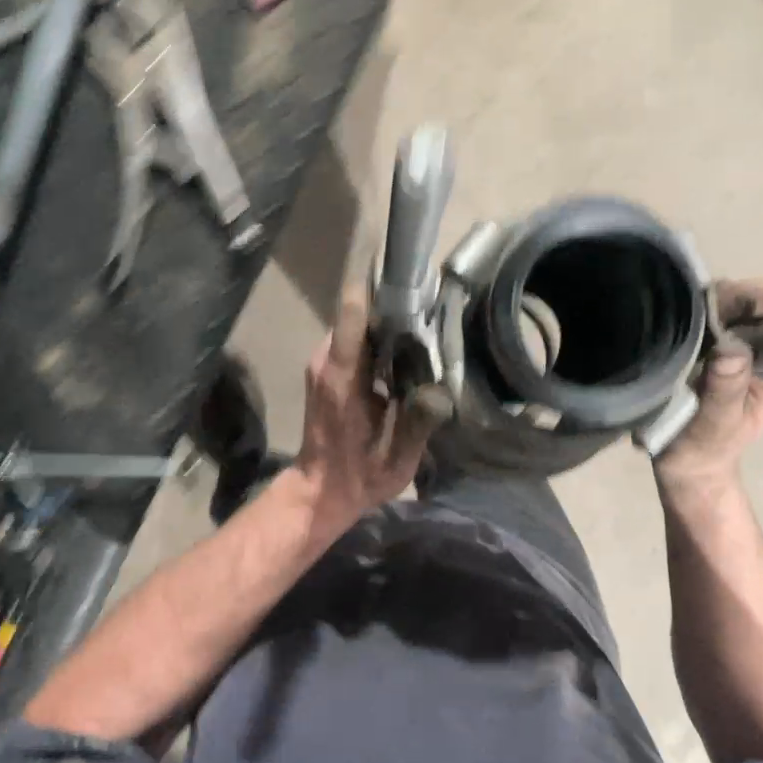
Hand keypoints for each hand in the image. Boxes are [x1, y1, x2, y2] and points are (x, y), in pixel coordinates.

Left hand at [292, 278, 439, 526]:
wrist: (321, 491)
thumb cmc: (358, 476)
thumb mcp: (396, 460)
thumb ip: (418, 422)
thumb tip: (441, 388)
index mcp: (342, 377)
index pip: (353, 314)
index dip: (379, 287)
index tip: (411, 271)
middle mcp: (327, 361)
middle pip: (361, 314)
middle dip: (396, 304)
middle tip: (436, 301)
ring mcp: (324, 363)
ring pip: (359, 326)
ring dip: (390, 323)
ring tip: (428, 322)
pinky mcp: (327, 369)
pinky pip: (355, 340)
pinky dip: (380, 339)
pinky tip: (408, 349)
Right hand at [654, 277, 762, 496]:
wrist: (683, 461)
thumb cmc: (705, 447)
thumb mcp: (716, 424)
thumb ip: (725, 389)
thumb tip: (731, 350)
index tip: (733, 307)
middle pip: (762, 295)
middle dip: (733, 297)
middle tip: (699, 314)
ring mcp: (739, 341)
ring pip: (733, 298)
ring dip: (708, 302)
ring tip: (682, 321)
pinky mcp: (711, 340)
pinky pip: (707, 310)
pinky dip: (692, 309)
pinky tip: (675, 321)